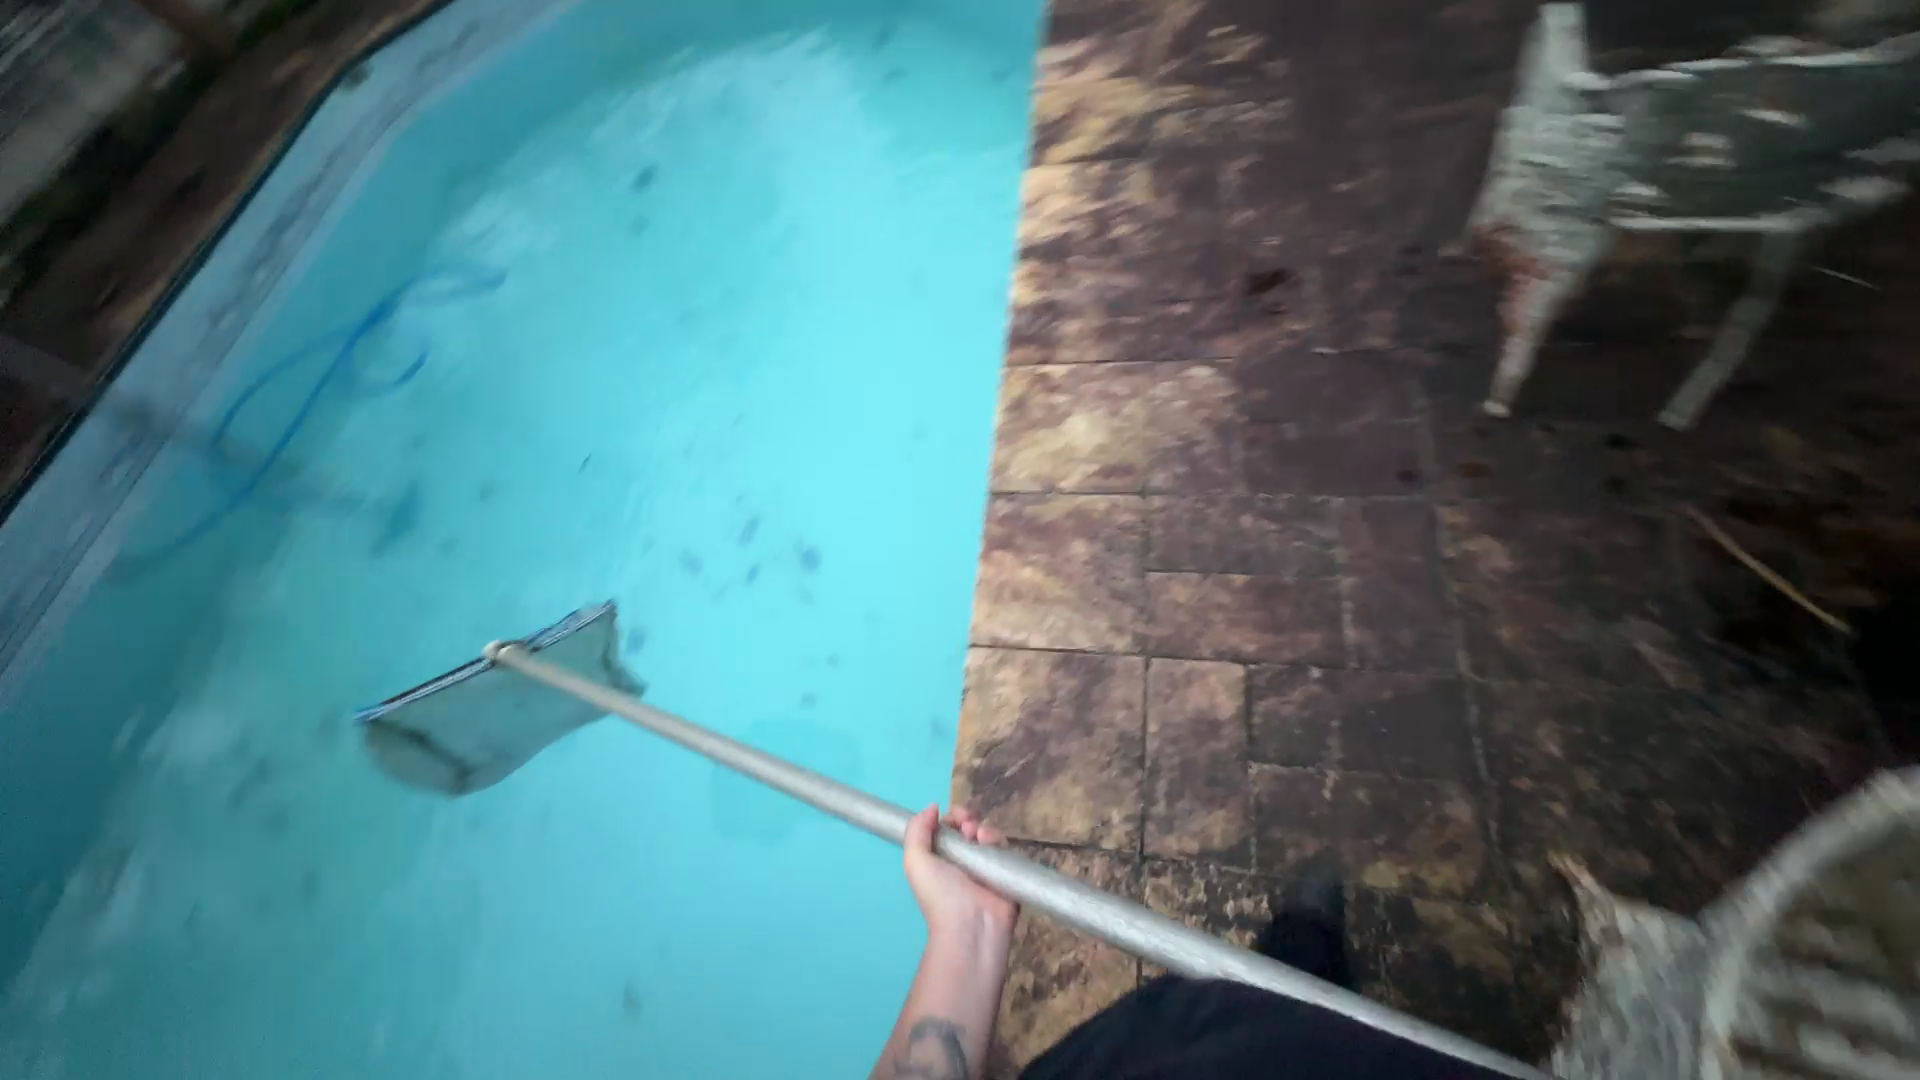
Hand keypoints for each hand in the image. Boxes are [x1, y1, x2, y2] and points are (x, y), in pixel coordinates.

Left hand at [903, 805, 1018, 943]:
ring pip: (987, 834)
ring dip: (981, 828)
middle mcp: (963, 861)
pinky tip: (988, 844)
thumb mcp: (915, 861)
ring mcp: (985, 866)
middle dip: (967, 819)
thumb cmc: (939, 894)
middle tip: (966, 826)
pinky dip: (997, 839)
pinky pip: (1004, 847)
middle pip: (968, 827)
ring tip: (977, 837)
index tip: (952, 817)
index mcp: (941, 859)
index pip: (948, 828)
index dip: (950, 818)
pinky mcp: (1005, 871)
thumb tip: (933, 807)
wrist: (970, 926)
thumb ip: (916, 830)